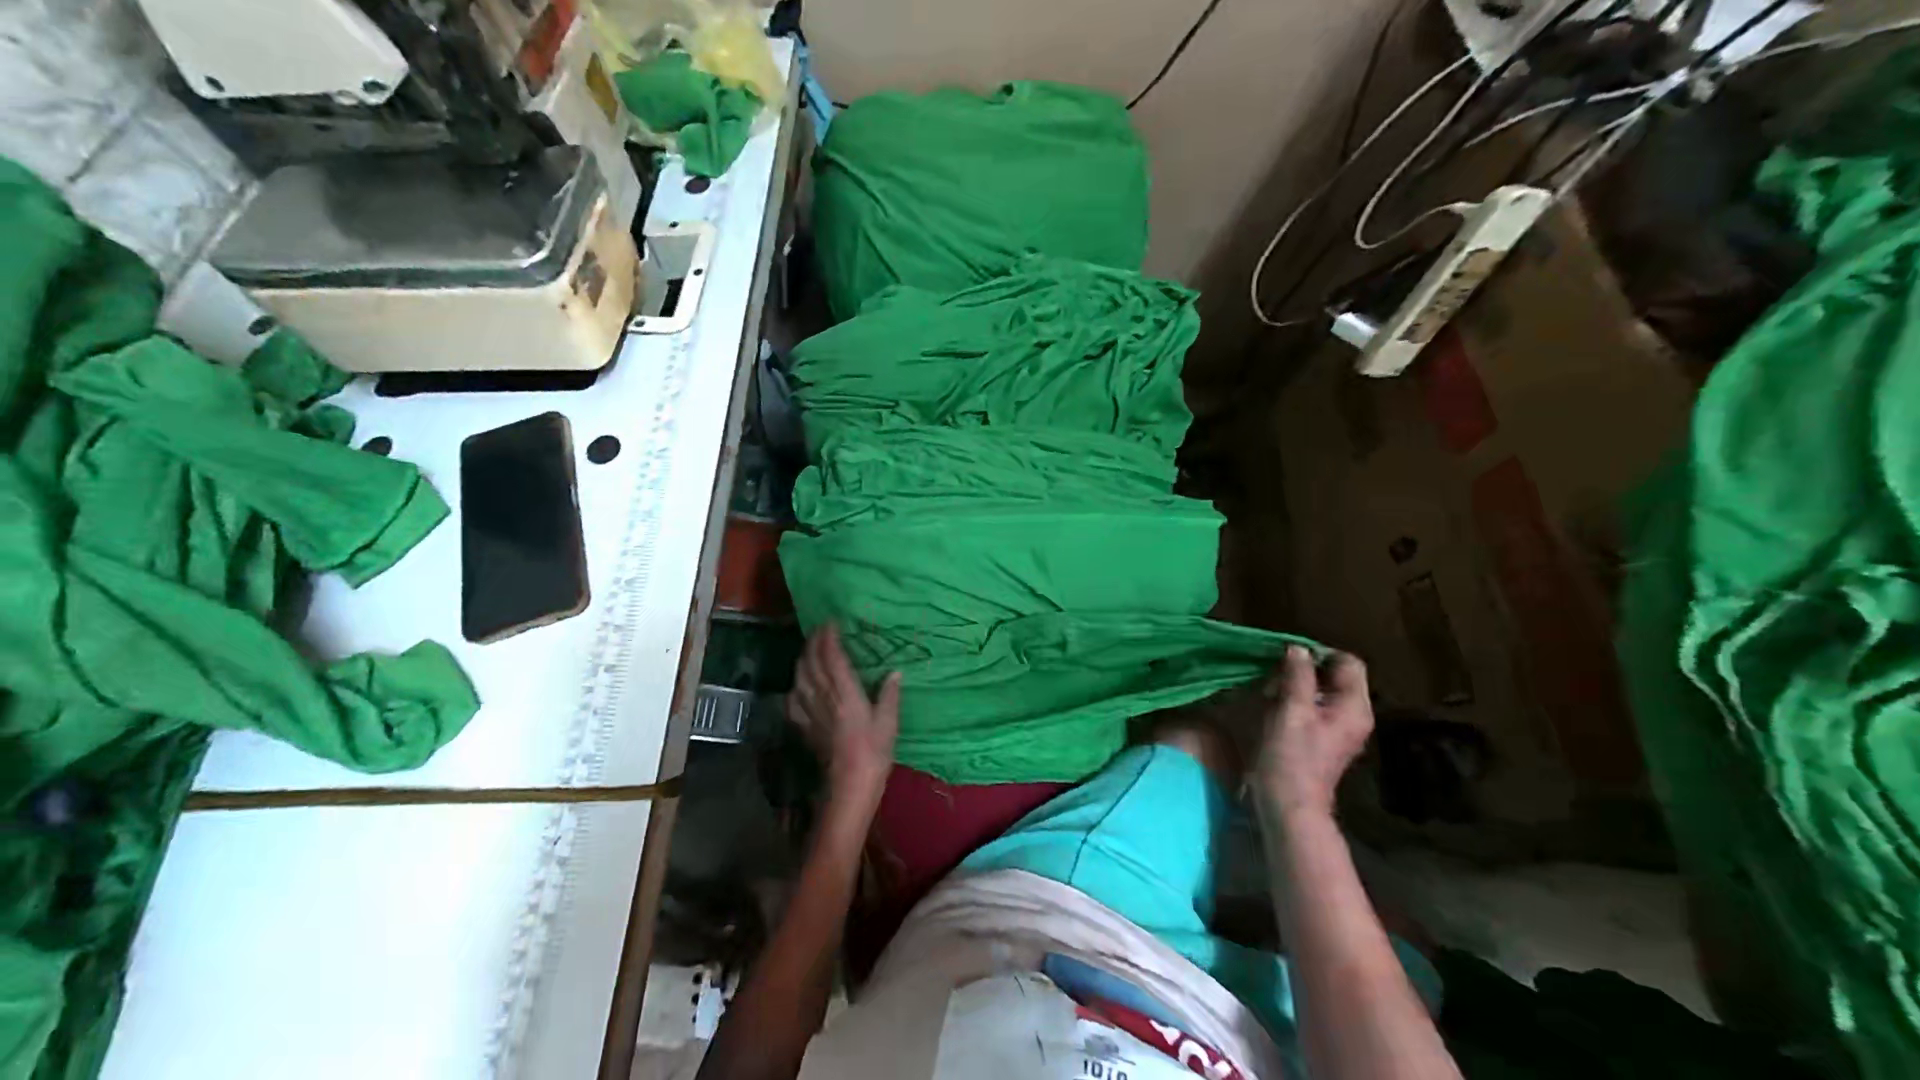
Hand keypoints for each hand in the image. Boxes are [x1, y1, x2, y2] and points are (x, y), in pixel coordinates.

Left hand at [786, 623, 899, 804]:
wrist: (848, 786)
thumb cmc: (873, 753)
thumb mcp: (888, 722)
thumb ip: (889, 695)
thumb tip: (894, 672)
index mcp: (845, 692)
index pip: (832, 656)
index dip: (829, 637)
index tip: (831, 622)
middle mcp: (823, 696)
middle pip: (811, 662)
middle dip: (813, 643)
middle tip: (820, 631)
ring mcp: (809, 711)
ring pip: (799, 677)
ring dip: (802, 659)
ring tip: (810, 650)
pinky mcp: (803, 726)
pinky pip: (793, 699)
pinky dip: (794, 685)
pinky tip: (798, 684)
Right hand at [1254, 645, 1373, 820]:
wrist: (1289, 805)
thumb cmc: (1291, 756)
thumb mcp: (1292, 710)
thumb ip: (1297, 676)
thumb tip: (1298, 648)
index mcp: (1354, 706)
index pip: (1348, 663)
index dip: (1320, 654)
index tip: (1288, 657)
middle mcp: (1354, 716)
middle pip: (1335, 677)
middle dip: (1304, 670)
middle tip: (1273, 677)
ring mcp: (1340, 730)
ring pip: (1321, 692)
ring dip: (1295, 686)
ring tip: (1269, 693)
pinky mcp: (1323, 740)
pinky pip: (1314, 709)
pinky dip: (1295, 702)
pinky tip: (1273, 709)